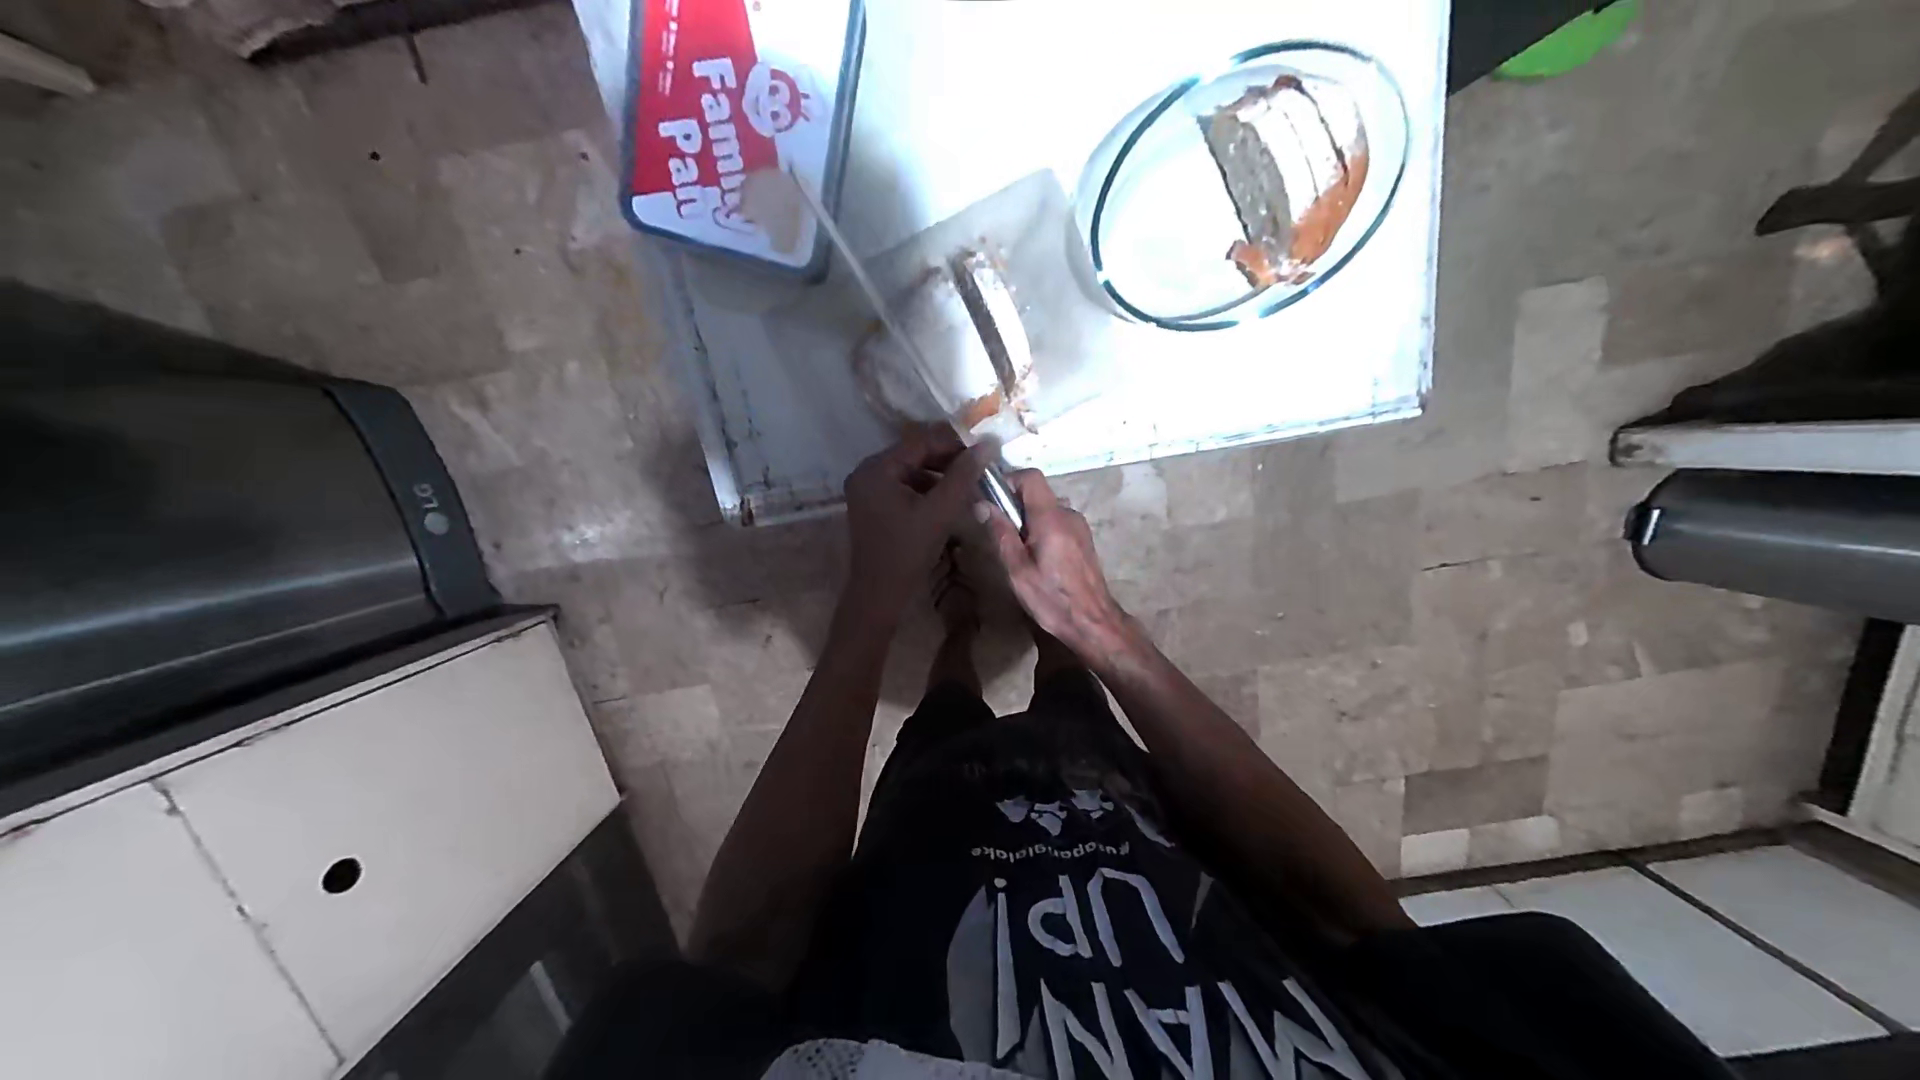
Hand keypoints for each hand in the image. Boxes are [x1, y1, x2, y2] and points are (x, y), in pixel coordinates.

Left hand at [843, 425, 990, 623]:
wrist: (880, 595)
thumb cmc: (907, 552)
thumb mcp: (940, 511)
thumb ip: (963, 475)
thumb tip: (988, 443)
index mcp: (876, 469)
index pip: (920, 441)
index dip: (954, 443)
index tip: (984, 449)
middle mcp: (867, 473)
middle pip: (915, 454)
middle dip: (948, 460)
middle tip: (980, 467)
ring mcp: (868, 490)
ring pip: (912, 471)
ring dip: (940, 476)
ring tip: (970, 484)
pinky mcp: (874, 506)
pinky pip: (905, 487)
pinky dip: (928, 490)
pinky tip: (950, 500)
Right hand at [979, 469, 1133, 658]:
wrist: (1092, 622)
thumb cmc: (1051, 599)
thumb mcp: (1018, 569)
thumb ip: (1001, 533)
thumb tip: (983, 504)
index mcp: (1051, 518)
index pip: (1031, 477)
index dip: (1009, 481)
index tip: (993, 500)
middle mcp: (1069, 514)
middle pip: (1038, 493)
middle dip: (1016, 506)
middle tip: (1002, 535)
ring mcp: (1080, 526)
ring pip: (1047, 509)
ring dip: (1029, 521)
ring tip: (1019, 552)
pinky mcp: (1084, 539)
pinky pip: (1058, 523)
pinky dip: (1043, 530)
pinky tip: (1039, 559)